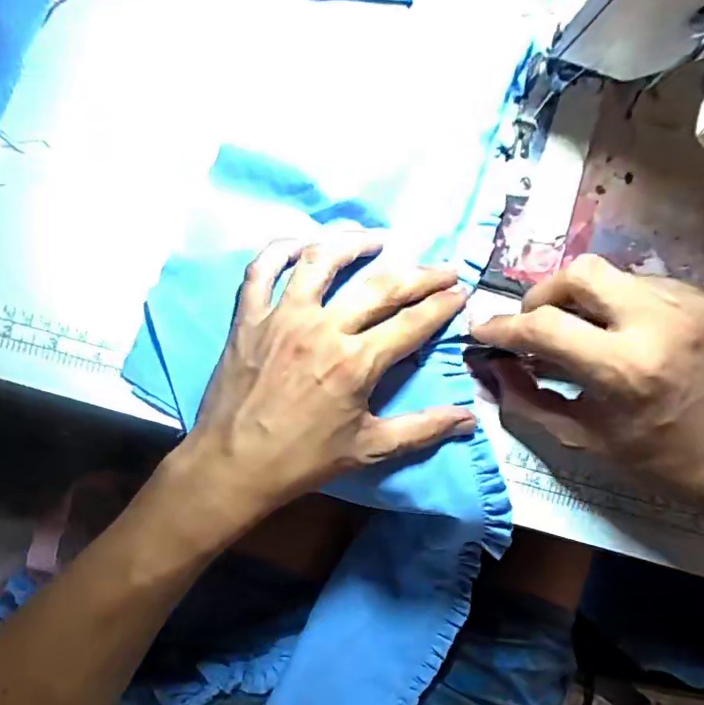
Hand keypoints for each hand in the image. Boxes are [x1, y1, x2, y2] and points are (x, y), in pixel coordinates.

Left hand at [169, 233, 474, 525]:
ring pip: (321, 261)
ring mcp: (282, 317)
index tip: (460, 292)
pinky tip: (302, 244)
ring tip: (375, 239)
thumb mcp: (370, 448)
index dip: (441, 305)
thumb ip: (422, 430)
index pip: (412, 323)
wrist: (234, 465)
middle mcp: (322, 329)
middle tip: (441, 268)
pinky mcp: (248, 318)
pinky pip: (262, 270)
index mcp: (356, 363)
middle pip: (379, 286)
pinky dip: (281, 250)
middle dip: (419, 274)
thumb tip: (469, 420)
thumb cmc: (304, 460)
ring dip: (353, 244)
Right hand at [471, 255, 703, 509]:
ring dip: (588, 300)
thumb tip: (495, 367)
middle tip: (535, 323)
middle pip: (580, 272)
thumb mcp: (586, 438)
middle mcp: (660, 321)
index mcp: (626, 368)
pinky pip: (650, 284)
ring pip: (616, 274)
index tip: (484, 331)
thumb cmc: (658, 459)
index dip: (504, 326)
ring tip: (586, 333)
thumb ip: (531, 401)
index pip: (546, 326)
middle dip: (544, 293)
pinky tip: (629, 334)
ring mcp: (693, 302)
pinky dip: (625, 305)